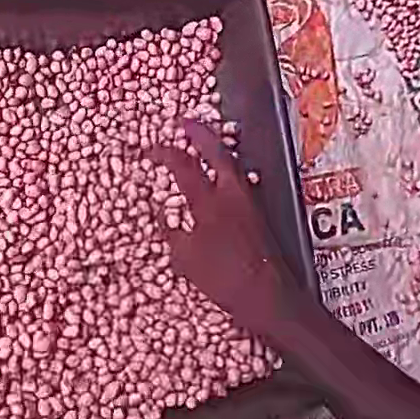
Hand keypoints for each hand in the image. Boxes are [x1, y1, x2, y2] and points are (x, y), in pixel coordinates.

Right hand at [153, 119, 309, 339]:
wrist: (270, 296)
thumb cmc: (223, 278)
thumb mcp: (185, 258)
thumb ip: (171, 232)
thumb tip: (160, 215)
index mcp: (209, 202)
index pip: (183, 167)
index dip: (165, 153)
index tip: (150, 149)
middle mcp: (232, 195)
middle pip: (217, 152)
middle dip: (200, 134)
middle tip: (186, 122)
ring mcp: (249, 203)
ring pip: (233, 165)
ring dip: (217, 150)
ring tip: (204, 145)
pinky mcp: (259, 215)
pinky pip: (241, 181)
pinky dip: (228, 171)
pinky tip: (223, 179)